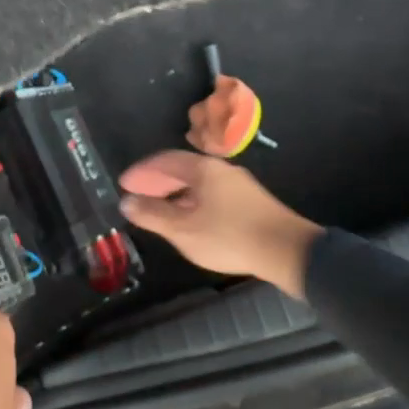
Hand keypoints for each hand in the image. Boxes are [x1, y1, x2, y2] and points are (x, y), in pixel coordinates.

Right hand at [118, 150, 322, 297]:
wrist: (284, 248)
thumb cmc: (229, 236)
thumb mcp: (184, 229)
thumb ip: (154, 215)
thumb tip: (127, 202)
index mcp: (203, 168)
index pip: (165, 160)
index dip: (142, 171)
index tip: (124, 183)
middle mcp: (220, 168)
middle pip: (182, 168)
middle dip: (157, 180)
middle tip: (137, 194)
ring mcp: (237, 183)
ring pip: (198, 181)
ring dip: (175, 191)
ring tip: (158, 209)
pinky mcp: (248, 200)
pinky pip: (210, 191)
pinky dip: (191, 199)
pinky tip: (189, 218)